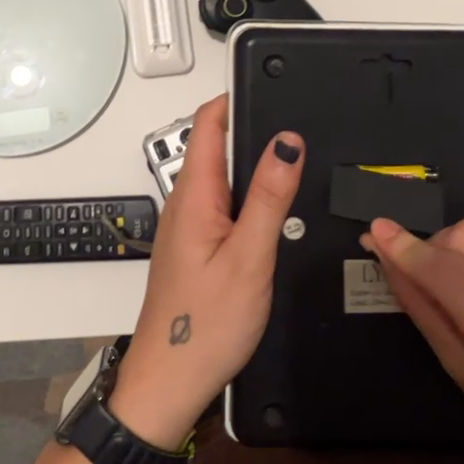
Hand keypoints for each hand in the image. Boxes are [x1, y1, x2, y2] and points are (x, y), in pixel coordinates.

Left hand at [108, 94, 304, 448]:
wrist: (171, 378)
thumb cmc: (203, 326)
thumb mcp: (250, 256)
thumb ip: (268, 196)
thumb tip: (285, 143)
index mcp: (194, 195)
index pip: (208, 124)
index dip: (235, 97)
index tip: (267, 85)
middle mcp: (185, 202)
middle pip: (214, 144)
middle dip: (250, 127)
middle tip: (291, 123)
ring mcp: (187, 224)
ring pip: (219, 174)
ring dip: (250, 161)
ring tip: (288, 163)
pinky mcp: (194, 244)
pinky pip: (220, 202)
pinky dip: (245, 193)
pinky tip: (269, 211)